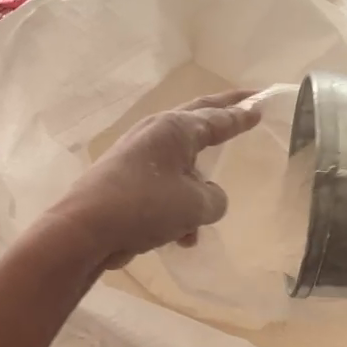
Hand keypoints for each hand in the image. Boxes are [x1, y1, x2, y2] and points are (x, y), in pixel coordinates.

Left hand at [46, 91, 262, 270]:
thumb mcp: (195, 205)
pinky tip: (181, 239)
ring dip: (196, 193)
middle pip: (197, 123)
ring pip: (181, 168)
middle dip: (222, 119)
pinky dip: (176, 211)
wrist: (86, 229)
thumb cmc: (145, 207)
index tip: (260, 106)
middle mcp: (154, 135)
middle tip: (245, 109)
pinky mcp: (125, 183)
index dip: (241, 115)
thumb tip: (209, 198)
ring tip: (203, 220)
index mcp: (174, 129)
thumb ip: (215, 199)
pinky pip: (164, 192)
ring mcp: (137, 158)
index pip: (217, 118)